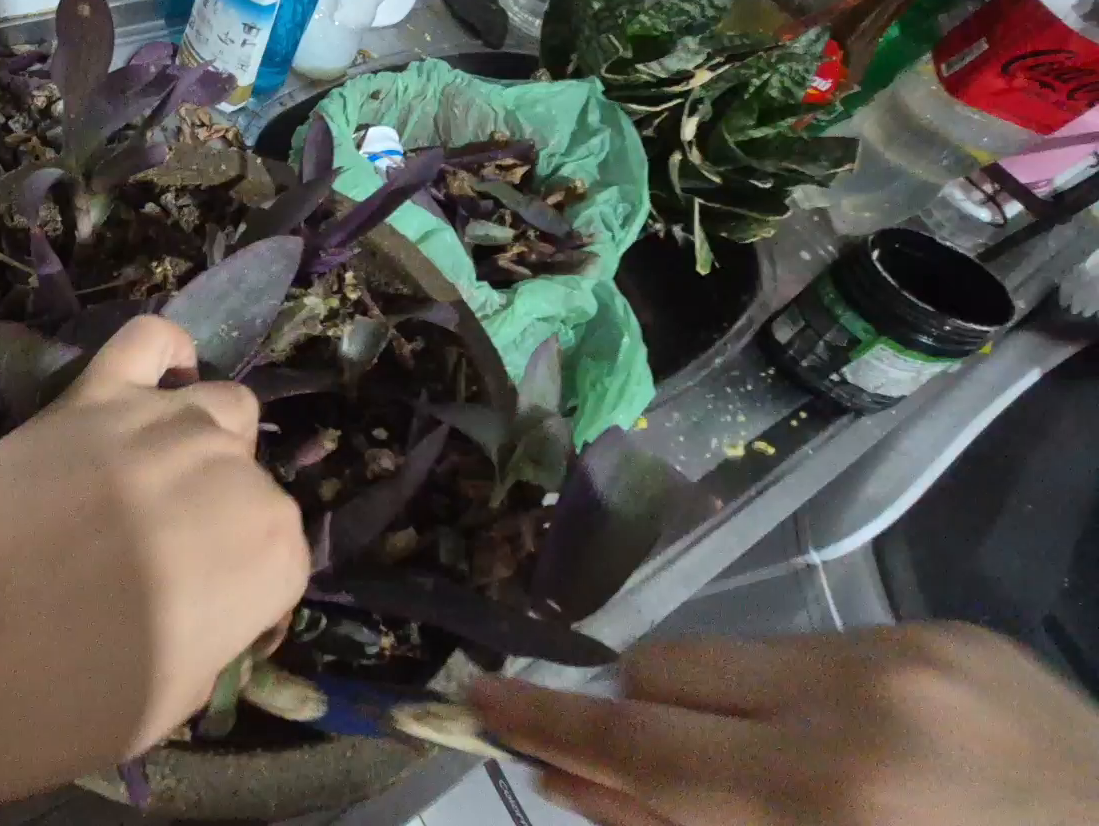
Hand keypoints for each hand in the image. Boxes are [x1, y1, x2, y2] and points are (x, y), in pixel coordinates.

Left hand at [0, 315, 307, 760]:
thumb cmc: (76, 688)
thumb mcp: (175, 699)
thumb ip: (211, 634)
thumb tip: (198, 609)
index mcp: (272, 548)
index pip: (283, 561)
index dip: (246, 594)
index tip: (206, 618)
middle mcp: (236, 469)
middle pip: (250, 479)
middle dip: (221, 516)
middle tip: (164, 556)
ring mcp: (168, 418)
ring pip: (222, 405)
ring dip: (205, 441)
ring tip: (157, 479)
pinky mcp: (100, 389)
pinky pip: (151, 340)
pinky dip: (163, 354)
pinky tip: (155, 381)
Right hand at [470, 624, 1098, 825]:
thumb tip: (566, 777)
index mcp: (841, 798)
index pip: (638, 741)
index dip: (546, 720)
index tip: (479, 696)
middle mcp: (869, 700)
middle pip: (660, 667)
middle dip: (646, 719)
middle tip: (679, 772)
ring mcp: (914, 650)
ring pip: (723, 650)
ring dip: (722, 707)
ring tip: (796, 767)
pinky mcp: (949, 630)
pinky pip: (802, 647)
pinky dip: (799, 698)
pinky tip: (870, 750)